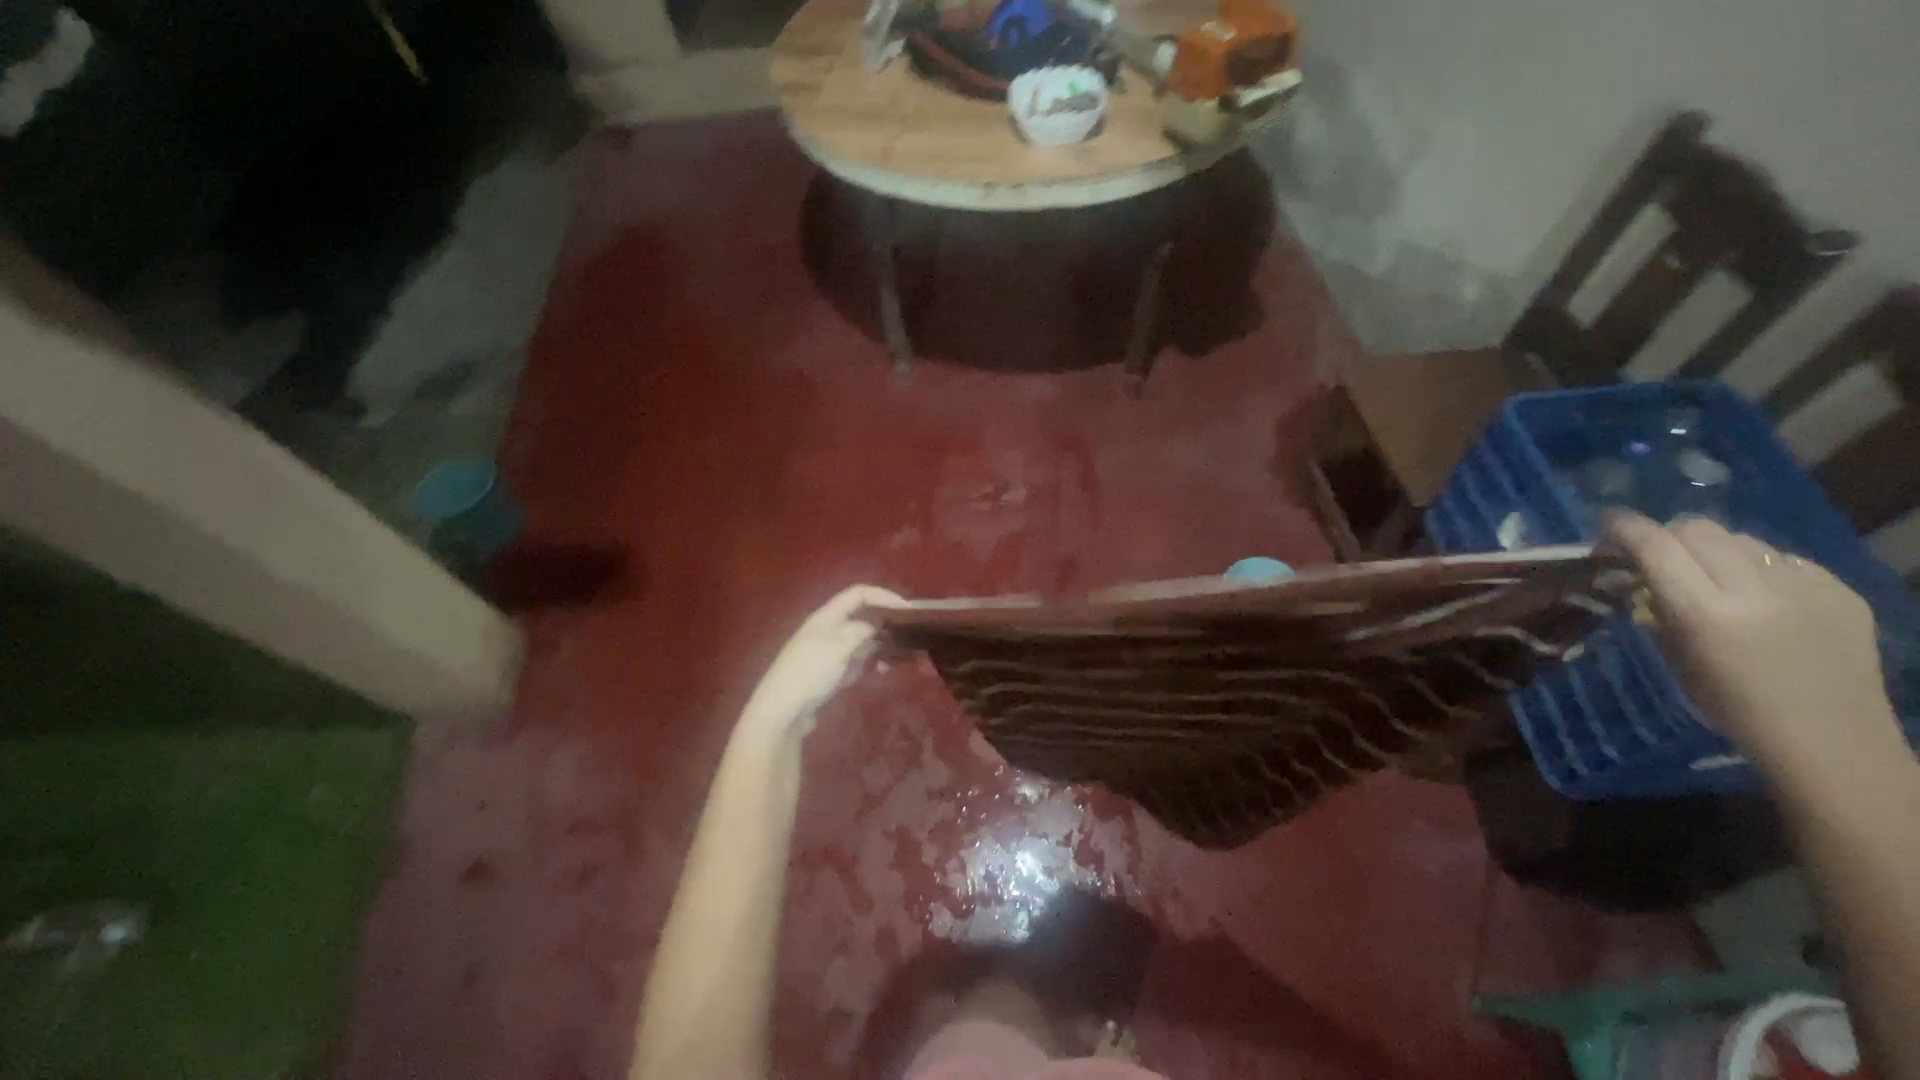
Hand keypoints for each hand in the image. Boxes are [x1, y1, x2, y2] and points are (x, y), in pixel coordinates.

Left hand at [743, 584, 902, 733]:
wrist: (783, 710)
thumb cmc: (810, 672)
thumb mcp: (840, 645)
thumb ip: (862, 629)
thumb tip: (877, 623)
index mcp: (827, 616)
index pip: (858, 594)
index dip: (883, 596)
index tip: (907, 610)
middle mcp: (829, 629)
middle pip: (862, 616)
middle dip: (886, 623)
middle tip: (909, 635)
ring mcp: (830, 652)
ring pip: (863, 640)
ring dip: (881, 645)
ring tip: (899, 658)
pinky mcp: (831, 672)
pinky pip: (858, 660)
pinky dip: (871, 662)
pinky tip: (881, 672)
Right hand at [1605, 512, 1904, 786]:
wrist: (1831, 742)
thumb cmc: (1734, 711)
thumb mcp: (1677, 662)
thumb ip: (1657, 611)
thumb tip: (1635, 577)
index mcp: (1705, 614)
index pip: (1655, 545)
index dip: (1625, 529)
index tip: (1608, 527)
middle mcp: (1755, 590)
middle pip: (1698, 529)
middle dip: (1668, 536)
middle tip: (1658, 557)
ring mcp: (1806, 586)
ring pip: (1742, 539)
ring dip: (1714, 550)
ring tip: (1712, 578)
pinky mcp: (1841, 589)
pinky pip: (1785, 560)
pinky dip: (1761, 569)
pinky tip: (1763, 599)